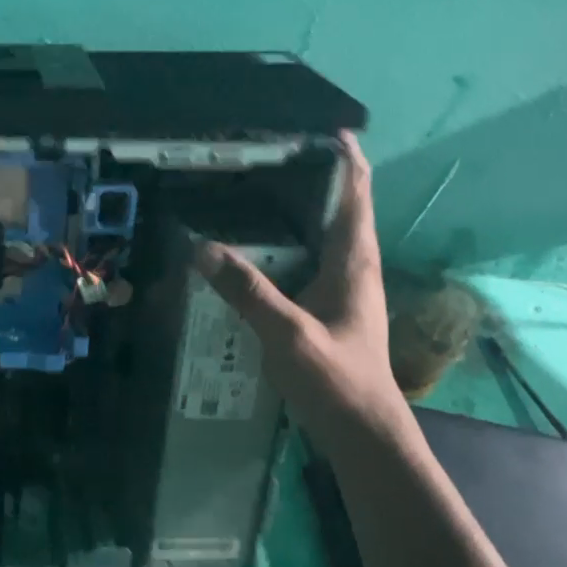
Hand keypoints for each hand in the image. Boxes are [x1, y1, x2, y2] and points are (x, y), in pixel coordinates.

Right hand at [194, 132, 406, 452]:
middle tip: (275, 153)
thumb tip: (201, 247)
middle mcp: (355, 268)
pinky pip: (312, 259)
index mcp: (354, 263)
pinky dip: (292, 240)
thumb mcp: (288, 335)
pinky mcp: (332, 309)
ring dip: (305, 208)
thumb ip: (247, 291)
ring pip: (327, 234)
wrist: (365, 436)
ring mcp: (346, 290)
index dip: (347, 160)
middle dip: (319, 176)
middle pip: (343, 208)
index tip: (327, 130)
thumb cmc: (337, 381)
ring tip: (263, 188)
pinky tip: (262, 247)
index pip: (356, 196)